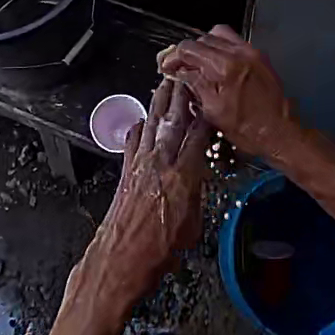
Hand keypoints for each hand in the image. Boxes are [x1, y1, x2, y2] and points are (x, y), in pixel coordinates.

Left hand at [75, 77, 212, 308]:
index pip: (199, 135)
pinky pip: (133, 142)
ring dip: (159, 104)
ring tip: (164, 86)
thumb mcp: (193, 225)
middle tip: (185, 76)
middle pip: (173, 121)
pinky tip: (141, 120)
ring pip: (152, 125)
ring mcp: (140, 165)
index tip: (212, 101)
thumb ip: (196, 195)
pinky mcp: (126, 171)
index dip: (206, 116)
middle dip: (180, 96)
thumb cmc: (159, 250)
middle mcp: (160, 164)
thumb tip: (197, 183)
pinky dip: (139, 128)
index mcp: (183, 176)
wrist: (122, 258)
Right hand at [158, 26, 300, 160]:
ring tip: (199, 65)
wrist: (281, 133)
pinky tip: (217, 67)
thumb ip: (195, 84)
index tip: (168, 67)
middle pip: (203, 38)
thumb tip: (180, 71)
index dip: (174, 57)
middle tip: (181, 68)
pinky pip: (234, 42)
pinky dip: (221, 49)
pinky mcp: (260, 57)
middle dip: (188, 52)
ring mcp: (252, 53)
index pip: (190, 48)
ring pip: (219, 35)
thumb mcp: (213, 110)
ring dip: (205, 47)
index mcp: (225, 67)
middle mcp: (239, 53)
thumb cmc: (248, 128)